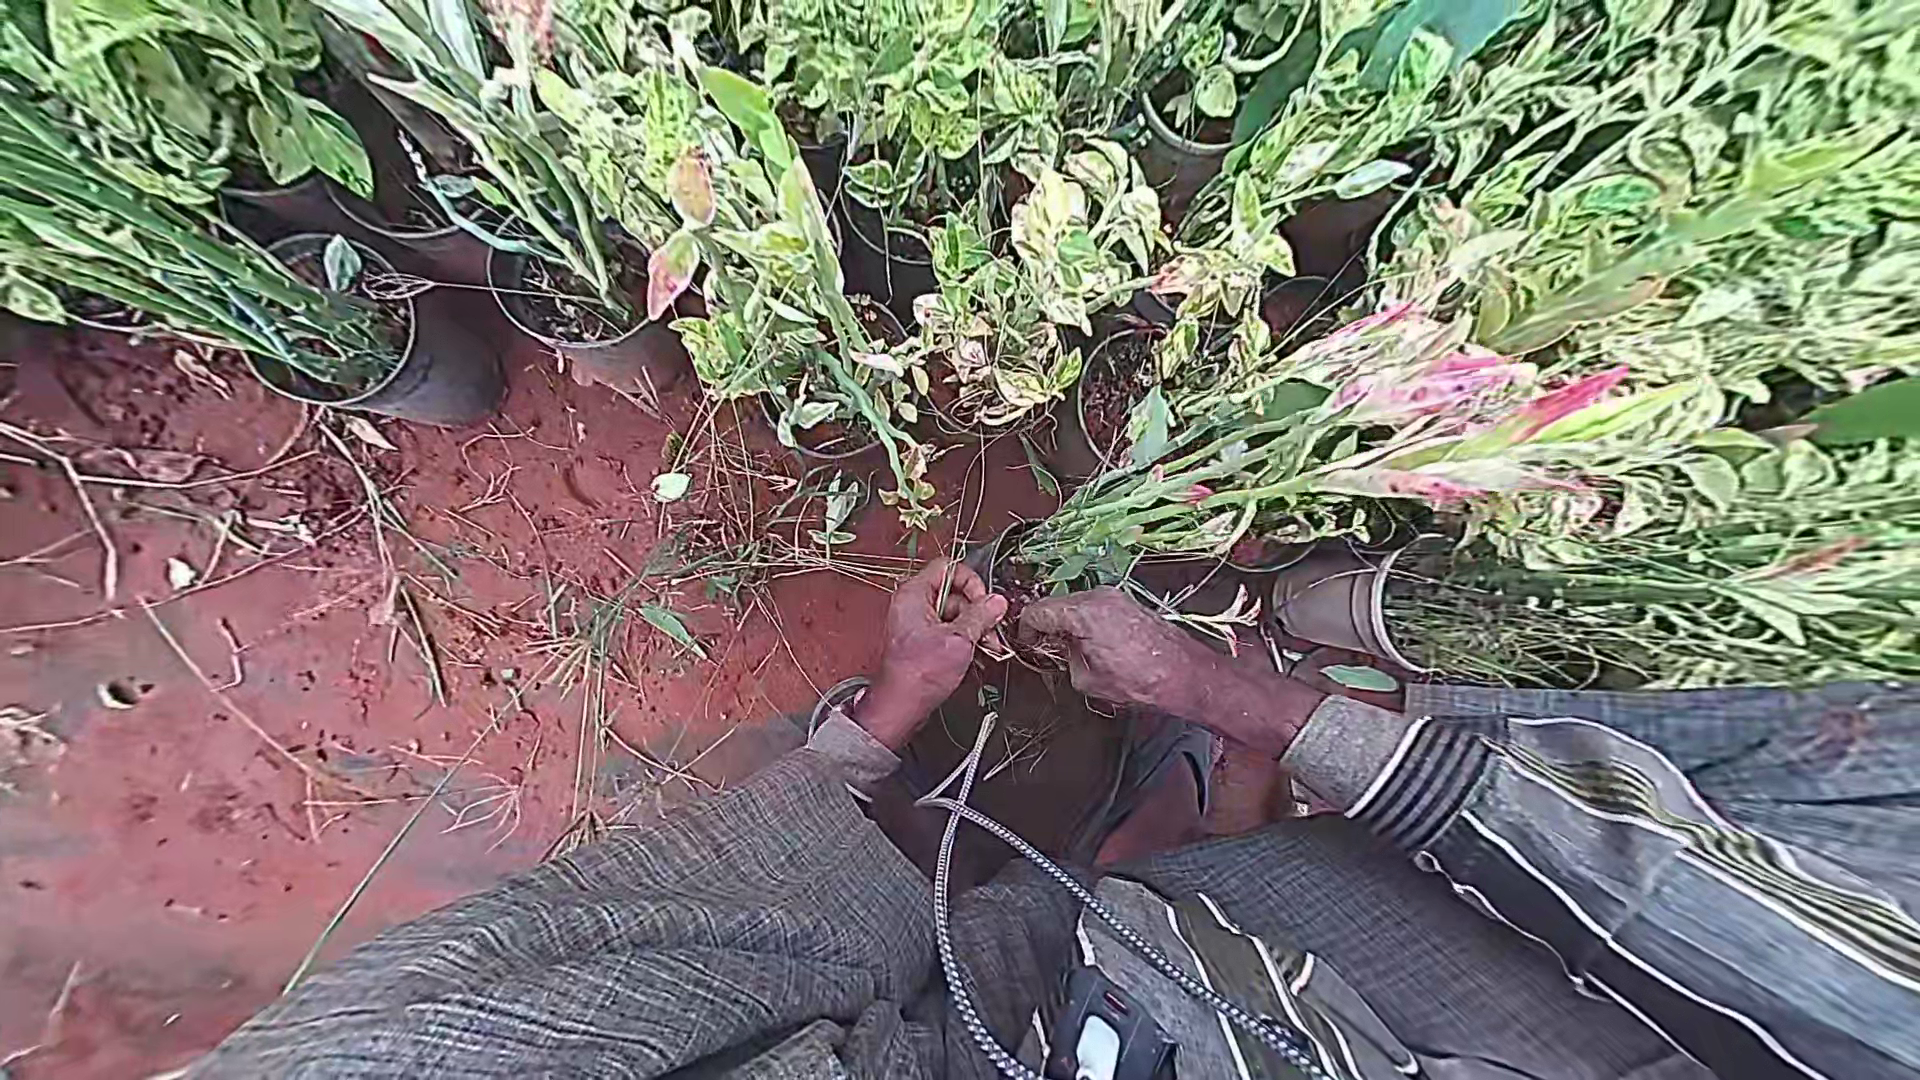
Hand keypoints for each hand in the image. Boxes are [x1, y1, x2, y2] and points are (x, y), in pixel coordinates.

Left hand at [857, 558, 1007, 749]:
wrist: (900, 706)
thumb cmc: (918, 674)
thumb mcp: (958, 640)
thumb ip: (980, 616)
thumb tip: (996, 601)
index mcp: (914, 594)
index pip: (948, 567)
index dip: (971, 581)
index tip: (984, 601)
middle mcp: (913, 603)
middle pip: (954, 592)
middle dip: (977, 610)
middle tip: (991, 628)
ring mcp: (917, 621)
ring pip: (955, 612)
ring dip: (975, 626)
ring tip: (988, 645)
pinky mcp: (923, 639)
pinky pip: (949, 628)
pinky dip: (965, 637)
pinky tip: (978, 650)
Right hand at [1017, 586, 1210, 713]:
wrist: (1187, 675)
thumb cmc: (1142, 681)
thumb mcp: (1087, 679)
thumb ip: (1065, 658)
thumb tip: (1063, 650)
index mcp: (1083, 612)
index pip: (1038, 610)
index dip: (1025, 627)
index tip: (1024, 641)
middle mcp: (1098, 596)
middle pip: (1055, 603)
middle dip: (1046, 624)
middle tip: (1043, 647)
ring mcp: (1115, 596)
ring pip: (1075, 603)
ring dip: (1066, 622)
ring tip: (1069, 648)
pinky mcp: (1127, 602)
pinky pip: (1094, 606)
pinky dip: (1085, 620)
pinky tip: (1092, 643)